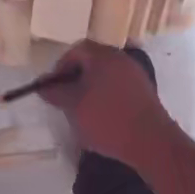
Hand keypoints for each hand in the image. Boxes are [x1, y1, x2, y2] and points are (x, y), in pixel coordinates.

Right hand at [39, 42, 176, 167]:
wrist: (151, 142)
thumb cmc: (107, 120)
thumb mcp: (73, 106)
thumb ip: (56, 93)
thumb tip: (44, 86)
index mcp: (104, 56)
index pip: (77, 51)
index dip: (60, 67)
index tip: (53, 88)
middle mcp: (123, 60)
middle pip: (93, 62)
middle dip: (76, 79)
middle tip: (66, 99)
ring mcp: (137, 77)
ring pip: (107, 77)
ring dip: (92, 90)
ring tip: (83, 112)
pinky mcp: (146, 95)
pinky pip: (120, 90)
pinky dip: (108, 99)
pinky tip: (103, 118)